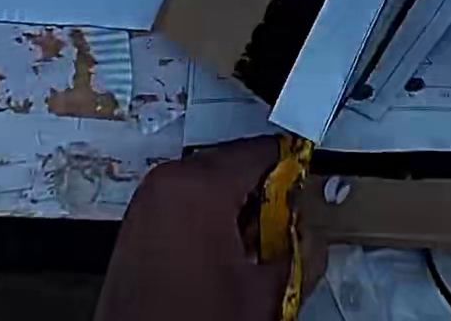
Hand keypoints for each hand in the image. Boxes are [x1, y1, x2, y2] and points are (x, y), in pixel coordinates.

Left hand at [95, 137, 296, 320]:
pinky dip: (206, 213)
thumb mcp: (263, 297)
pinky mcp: (137, 219)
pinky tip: (220, 254)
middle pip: (231, 164)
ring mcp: (148, 197)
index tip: (304, 178)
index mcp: (200, 185)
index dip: (288, 165)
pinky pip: (182, 197)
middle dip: (260, 191)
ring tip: (251, 247)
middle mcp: (169, 179)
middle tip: (282, 225)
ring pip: (206, 181)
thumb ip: (300, 255)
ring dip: (233, 204)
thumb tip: (312, 236)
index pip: (257, 153)